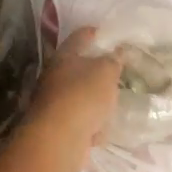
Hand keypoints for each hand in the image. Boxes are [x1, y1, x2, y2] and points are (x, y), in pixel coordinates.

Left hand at [27, 28, 122, 151]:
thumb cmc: (84, 96)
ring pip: (80, 97)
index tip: (106, 33)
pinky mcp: (58, 127)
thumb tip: (116, 53)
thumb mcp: (106, 72)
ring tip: (112, 105)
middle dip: (97, 72)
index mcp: (64, 57)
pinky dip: (91, 126)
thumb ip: (113, 60)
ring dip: (95, 102)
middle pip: (78, 69)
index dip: (94, 32)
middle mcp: (54, 77)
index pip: (79, 37)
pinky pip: (80, 122)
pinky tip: (101, 132)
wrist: (60, 138)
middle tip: (116, 73)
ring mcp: (54, 103)